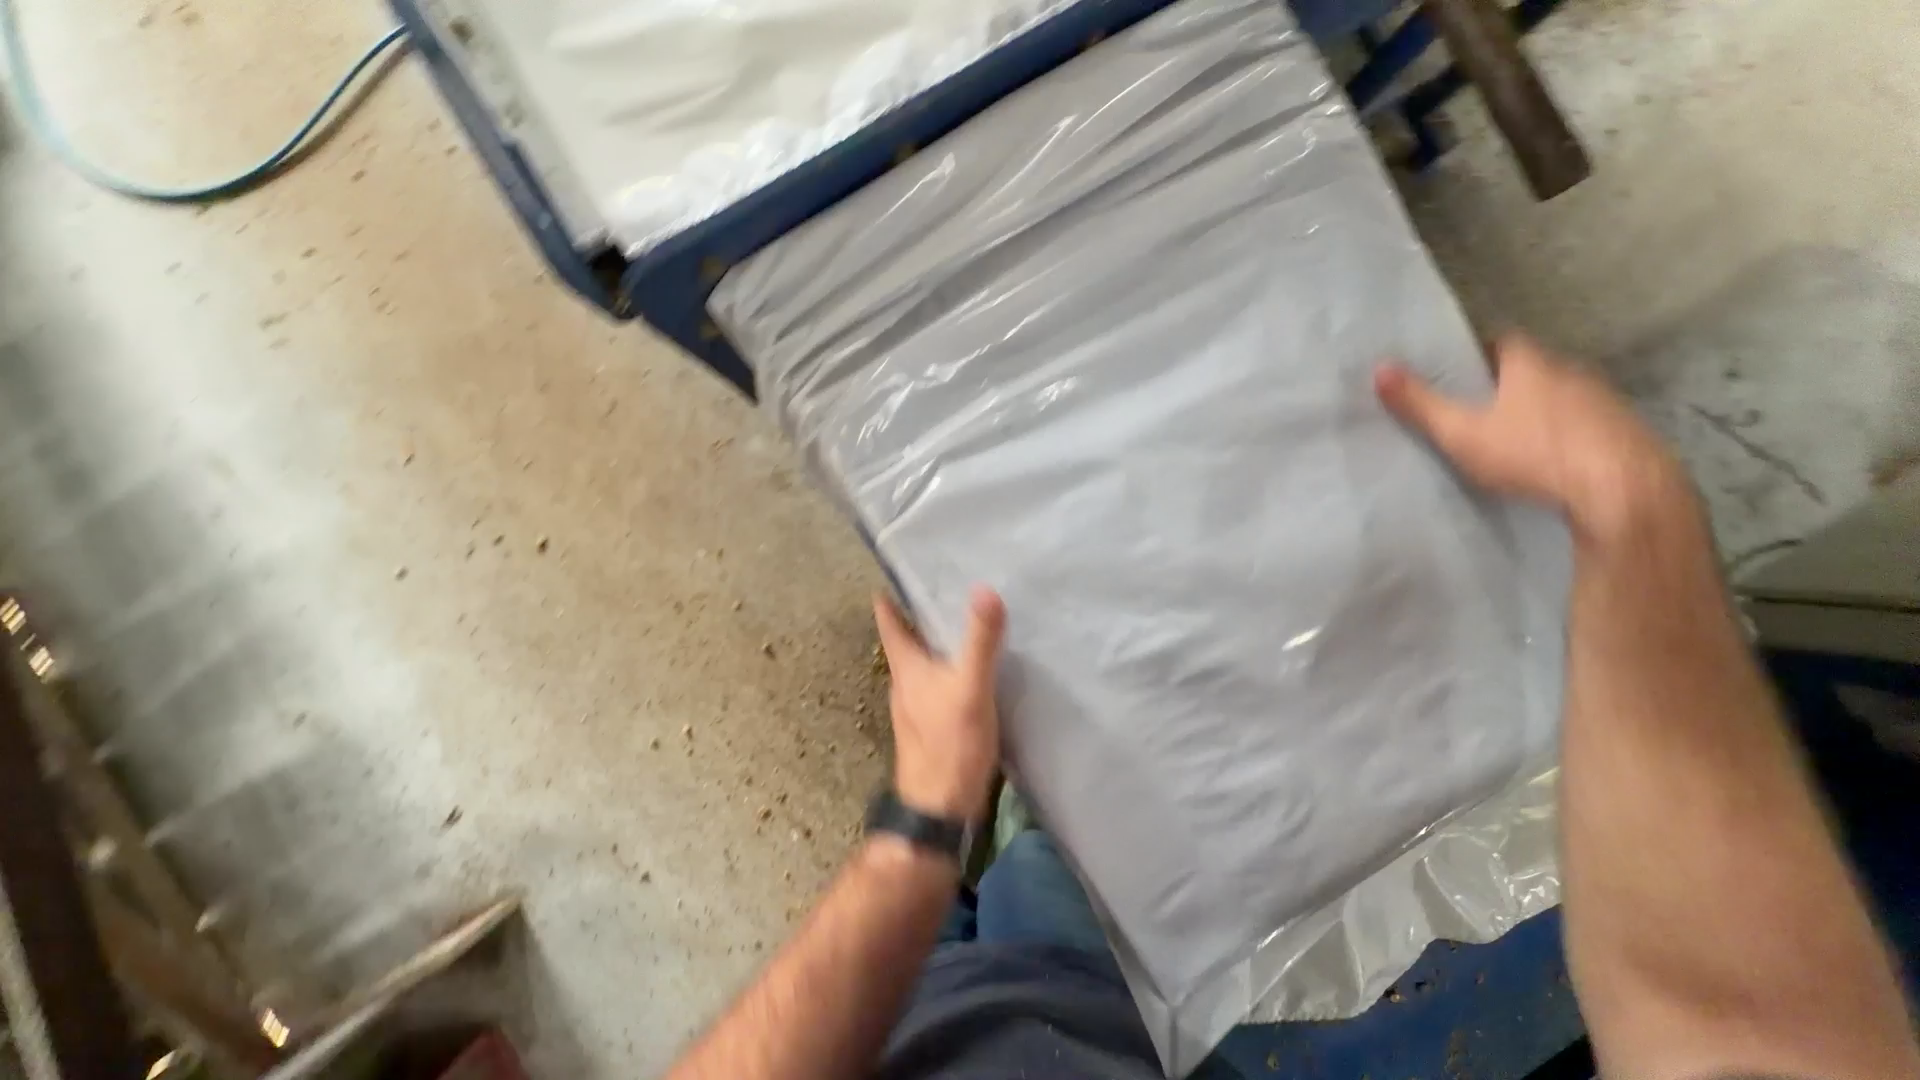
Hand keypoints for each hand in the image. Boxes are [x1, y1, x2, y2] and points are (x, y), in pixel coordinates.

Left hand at [872, 587, 1006, 823]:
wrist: (941, 809)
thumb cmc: (950, 745)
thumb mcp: (969, 687)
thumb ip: (979, 641)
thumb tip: (984, 589)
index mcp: (906, 668)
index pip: (890, 621)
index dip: (892, 595)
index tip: (903, 569)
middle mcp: (906, 683)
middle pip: (909, 639)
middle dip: (924, 613)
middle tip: (950, 584)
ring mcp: (918, 707)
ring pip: (926, 663)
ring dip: (940, 643)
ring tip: (968, 621)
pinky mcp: (935, 726)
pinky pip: (941, 685)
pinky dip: (954, 669)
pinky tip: (977, 670)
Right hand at [1374, 334, 1693, 544]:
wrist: (1622, 489)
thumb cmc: (1532, 454)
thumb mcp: (1462, 434)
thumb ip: (1421, 404)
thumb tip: (1380, 368)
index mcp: (1531, 363)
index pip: (1503, 340)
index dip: (1478, 351)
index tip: (1457, 369)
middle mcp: (1572, 370)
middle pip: (1534, 366)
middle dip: (1507, 382)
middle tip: (1476, 405)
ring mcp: (1605, 399)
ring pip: (1562, 394)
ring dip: (1540, 408)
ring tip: (1511, 434)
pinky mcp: (1626, 430)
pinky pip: (1586, 422)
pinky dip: (1566, 432)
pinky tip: (1552, 457)